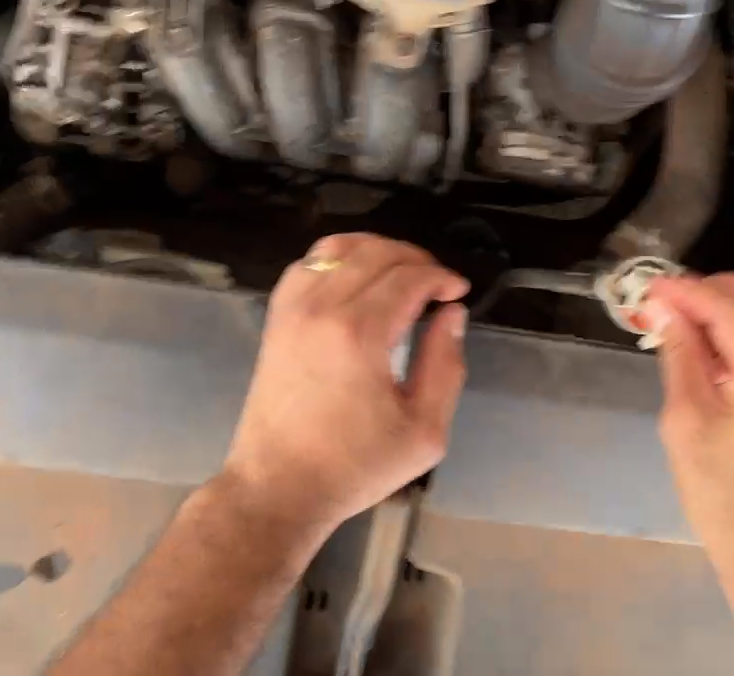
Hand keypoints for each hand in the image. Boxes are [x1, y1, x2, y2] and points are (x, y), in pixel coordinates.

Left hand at [217, 233, 469, 532]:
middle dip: (415, 259)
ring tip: (400, 272)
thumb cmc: (354, 466)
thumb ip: (446, 366)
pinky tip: (355, 279)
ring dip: (376, 250)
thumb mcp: (424, 432)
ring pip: (338, 247)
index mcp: (360, 333)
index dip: (440, 277)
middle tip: (436, 283)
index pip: (408, 277)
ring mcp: (293, 308)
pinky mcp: (277, 317)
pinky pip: (308, 264)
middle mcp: (322, 307)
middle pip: (376, 253)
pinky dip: (338, 259)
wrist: (278, 487)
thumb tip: (452, 314)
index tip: (457, 291)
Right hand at [646, 273, 733, 576]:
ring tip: (692, 327)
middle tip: (671, 303)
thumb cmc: (730, 505)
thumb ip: (679, 355)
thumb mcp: (687, 426)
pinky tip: (725, 351)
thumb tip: (661, 308)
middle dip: (715, 290)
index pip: (732, 307)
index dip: (686, 291)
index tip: (650, 288)